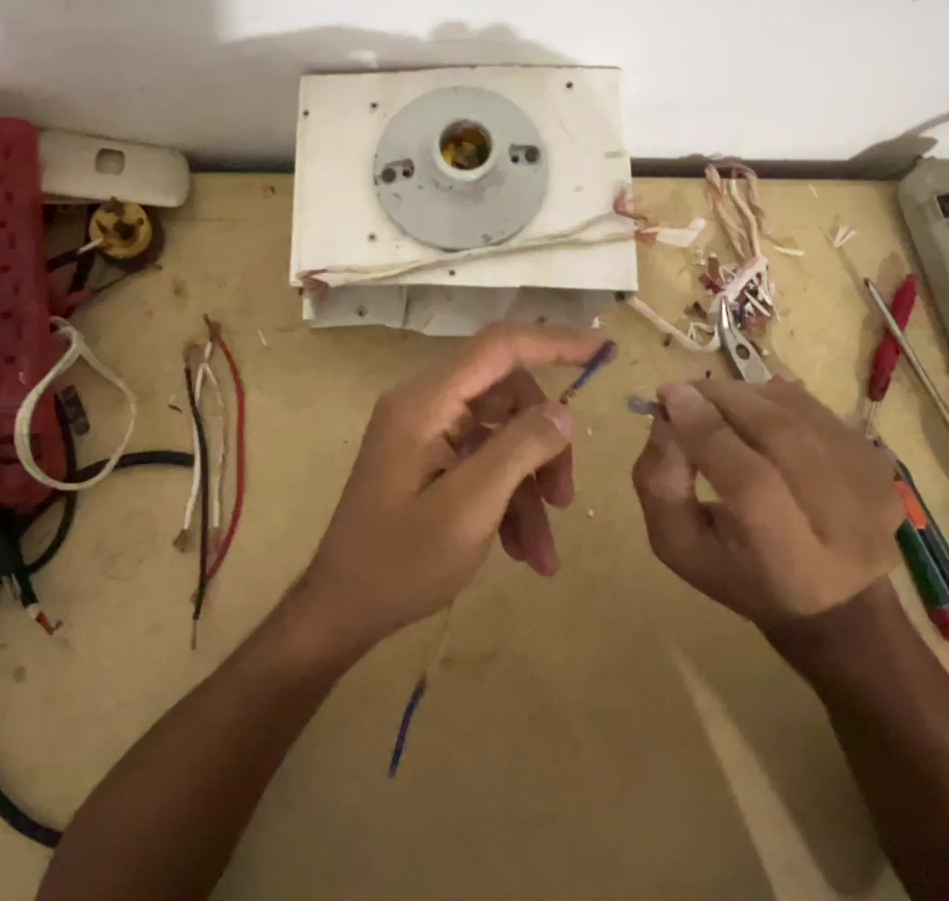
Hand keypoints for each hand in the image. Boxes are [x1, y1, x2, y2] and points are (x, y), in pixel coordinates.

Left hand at [284, 322, 604, 654]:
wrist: (346, 606)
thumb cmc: (401, 560)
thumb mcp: (469, 508)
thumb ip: (518, 451)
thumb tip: (563, 412)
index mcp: (424, 404)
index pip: (497, 347)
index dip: (553, 342)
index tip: (603, 351)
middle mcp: (423, 408)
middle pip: (506, 398)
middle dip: (545, 446)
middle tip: (565, 498)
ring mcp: (425, 437)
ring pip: (501, 438)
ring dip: (530, 490)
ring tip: (544, 552)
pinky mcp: (429, 465)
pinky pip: (483, 466)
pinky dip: (509, 503)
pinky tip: (524, 554)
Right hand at [630, 378, 902, 628]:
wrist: (830, 599)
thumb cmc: (738, 574)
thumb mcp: (679, 546)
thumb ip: (660, 487)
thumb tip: (666, 420)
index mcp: (789, 565)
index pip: (751, 484)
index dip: (707, 433)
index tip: (669, 397)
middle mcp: (845, 529)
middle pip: (783, 438)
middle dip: (726, 401)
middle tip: (686, 390)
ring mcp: (874, 492)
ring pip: (802, 417)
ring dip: (749, 395)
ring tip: (715, 399)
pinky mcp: (884, 468)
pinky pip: (821, 413)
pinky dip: (779, 399)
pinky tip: (753, 409)